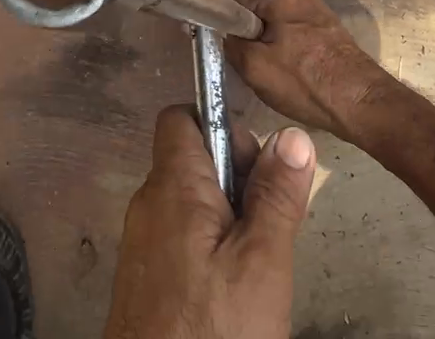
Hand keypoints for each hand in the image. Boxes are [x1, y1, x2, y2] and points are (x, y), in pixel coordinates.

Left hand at [103, 107, 316, 338]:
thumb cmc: (215, 328)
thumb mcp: (262, 261)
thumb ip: (276, 195)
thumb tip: (293, 134)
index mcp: (173, 185)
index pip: (181, 116)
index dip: (220, 124)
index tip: (256, 163)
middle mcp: (148, 202)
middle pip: (192, 158)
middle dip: (235, 178)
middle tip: (267, 223)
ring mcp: (141, 240)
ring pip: (190, 201)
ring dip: (226, 215)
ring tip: (255, 260)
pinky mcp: (143, 275)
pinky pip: (179, 235)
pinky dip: (208, 244)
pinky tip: (231, 286)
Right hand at [221, 0, 393, 140]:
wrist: (361, 103)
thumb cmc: (305, 83)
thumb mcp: (254, 67)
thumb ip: (230, 43)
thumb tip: (221, 32)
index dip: (218, 11)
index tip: (215, 35)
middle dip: (241, 24)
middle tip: (239, 55)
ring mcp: (315, 8)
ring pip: (272, 14)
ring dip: (262, 34)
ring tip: (262, 64)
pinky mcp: (326, 26)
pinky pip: (290, 24)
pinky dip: (281, 40)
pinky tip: (285, 66)